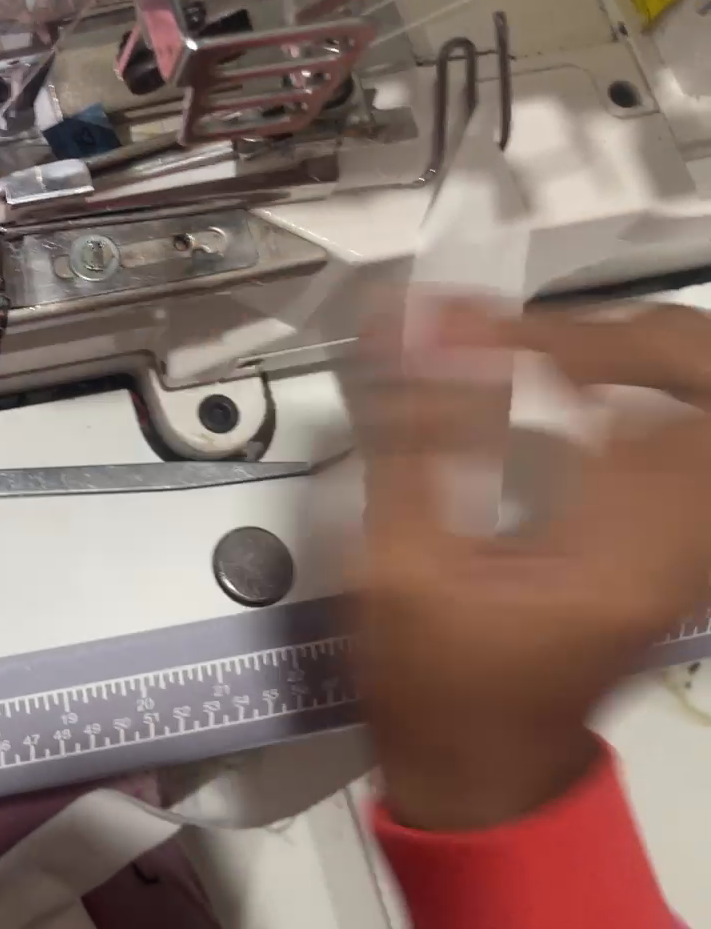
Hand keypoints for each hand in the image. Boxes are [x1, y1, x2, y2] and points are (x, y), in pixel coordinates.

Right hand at [350, 301, 710, 829]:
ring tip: (505, 349)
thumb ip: (411, 444)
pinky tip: (534, 392)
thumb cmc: (429, 668)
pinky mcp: (663, 528)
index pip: (669, 394)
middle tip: (494, 331)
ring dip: (608, 351)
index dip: (570, 338)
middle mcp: (693, 530)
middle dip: (604, 331)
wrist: (477, 747)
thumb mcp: (400, 559)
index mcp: (642, 546)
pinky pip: (667, 427)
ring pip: (698, 395)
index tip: (458, 332)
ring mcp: (688, 530)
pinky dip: (607, 386)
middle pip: (709, 379)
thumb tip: (409, 337)